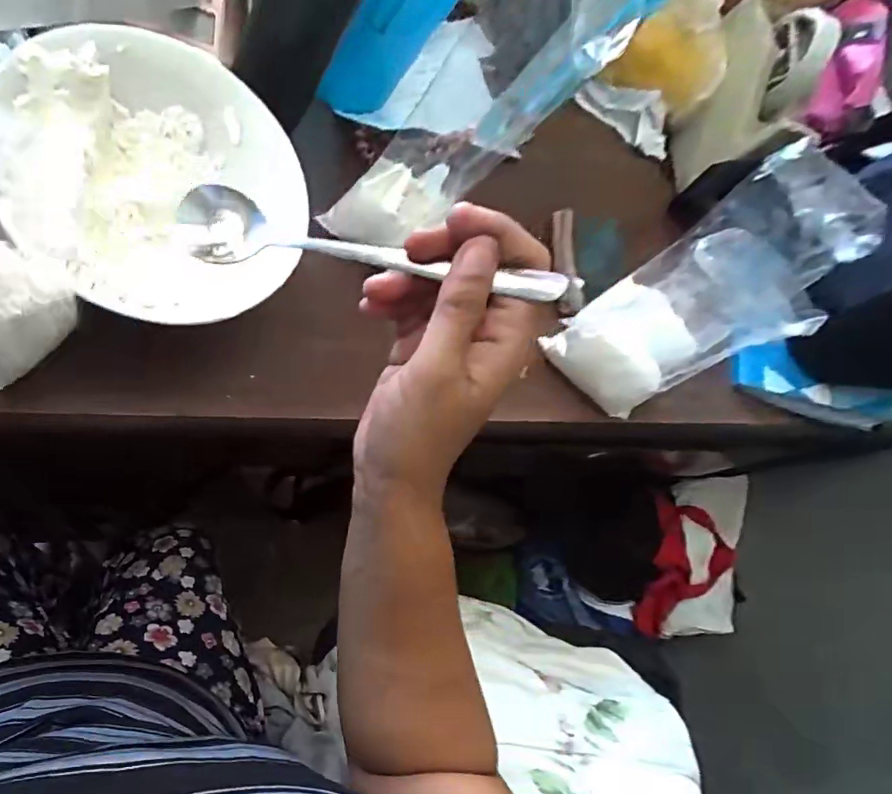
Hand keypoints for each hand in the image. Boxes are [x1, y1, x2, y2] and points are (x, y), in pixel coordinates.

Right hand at [352, 203, 553, 501]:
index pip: (523, 267)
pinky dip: (392, 301)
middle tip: (404, 249)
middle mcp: (485, 331)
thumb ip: (459, 305)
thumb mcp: (436, 367)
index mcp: (507, 337)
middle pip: (476, 269)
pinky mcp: (420, 348)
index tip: (454, 220)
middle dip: (442, 254)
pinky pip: (412, 308)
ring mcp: (451, 339)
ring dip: (406, 280)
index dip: (496, 236)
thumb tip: (480, 246)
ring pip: (438, 286)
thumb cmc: (415, 432)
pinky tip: (367, 305)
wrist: (387, 476)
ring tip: (371, 290)